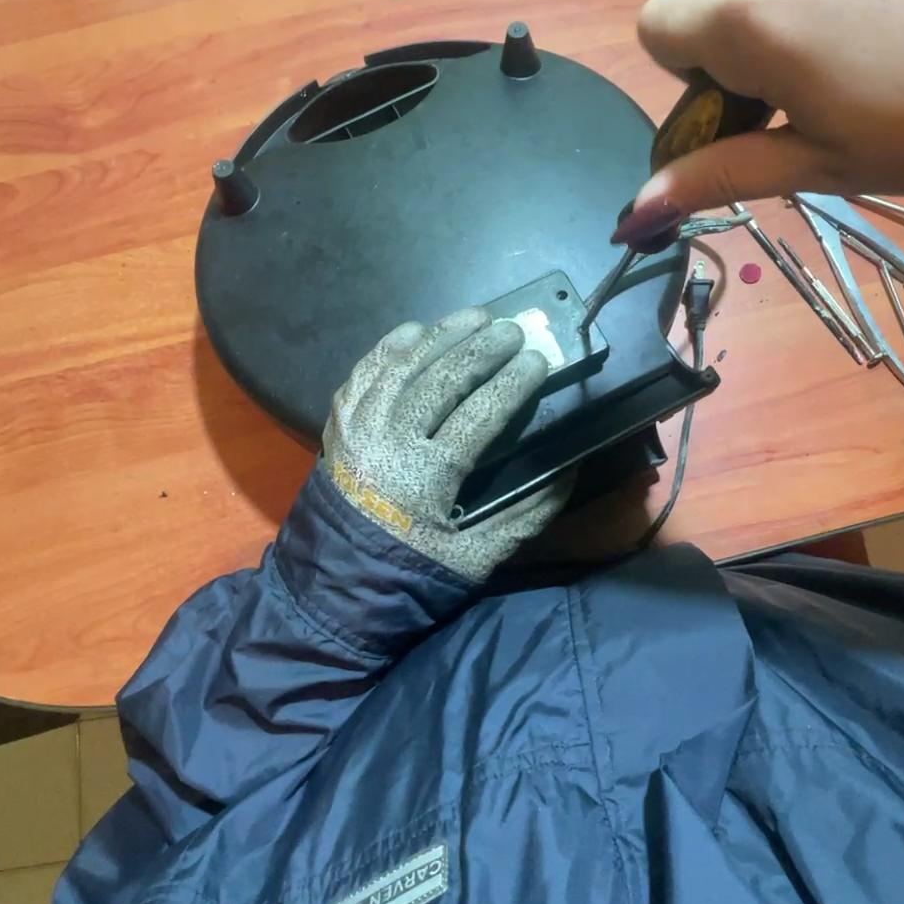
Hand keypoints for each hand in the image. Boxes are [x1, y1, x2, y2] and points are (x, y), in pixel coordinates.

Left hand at [321, 308, 570, 580]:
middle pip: (441, 379)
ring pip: (402, 366)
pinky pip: (363, 373)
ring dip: (441, 336)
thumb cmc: (410, 573)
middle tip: (513, 330)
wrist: (335, 586)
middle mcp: (388, 440)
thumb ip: (523, 517)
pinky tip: (415, 331)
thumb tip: (568, 472)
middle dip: (481, 349)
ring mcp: (357, 427)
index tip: (539, 360)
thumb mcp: (473, 560)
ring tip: (475, 317)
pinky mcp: (337, 425)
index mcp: (425, 475)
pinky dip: (389, 348)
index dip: (513, 383)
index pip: (479, 413)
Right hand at [634, 0, 903, 211]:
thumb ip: (722, 176)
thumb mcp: (830, 165)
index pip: (656, 27)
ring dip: (811, 1)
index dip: (687, 75)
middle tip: (828, 88)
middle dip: (748, 41)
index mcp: (756, 16)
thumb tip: (633, 213)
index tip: (747, 107)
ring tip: (900, 41)